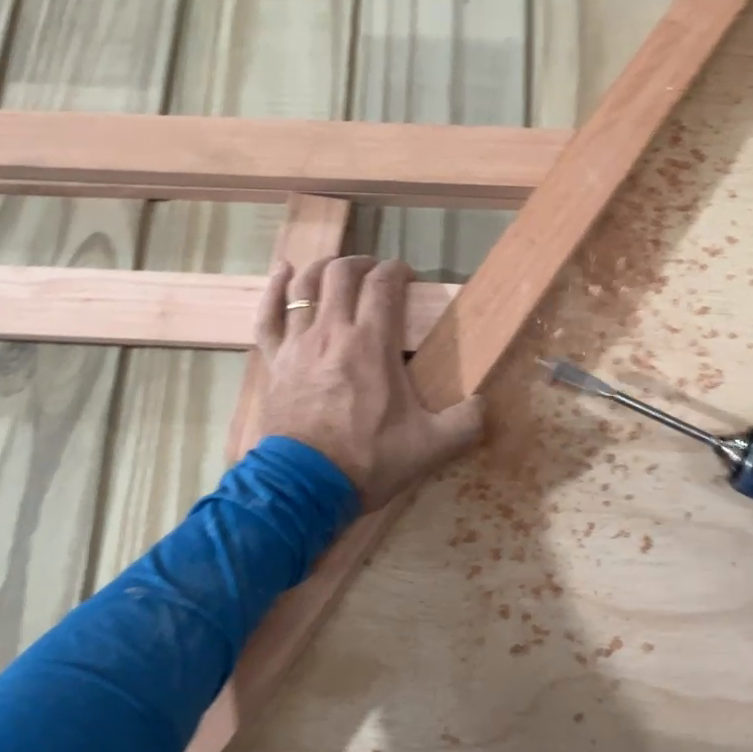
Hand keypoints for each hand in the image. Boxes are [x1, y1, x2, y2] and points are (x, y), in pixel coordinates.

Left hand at [255, 256, 484, 510]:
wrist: (304, 487)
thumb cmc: (367, 461)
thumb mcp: (429, 447)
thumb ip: (465, 423)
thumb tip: (483, 405)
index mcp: (371, 343)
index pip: (383, 284)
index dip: (397, 270)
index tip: (408, 276)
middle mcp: (332, 331)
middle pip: (342, 274)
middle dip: (362, 264)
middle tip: (375, 273)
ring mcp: (298, 344)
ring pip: (305, 286)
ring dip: (323, 269)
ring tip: (336, 269)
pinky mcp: (275, 361)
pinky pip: (269, 315)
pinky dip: (275, 289)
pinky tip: (283, 272)